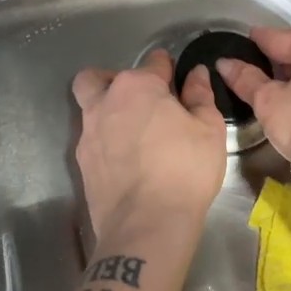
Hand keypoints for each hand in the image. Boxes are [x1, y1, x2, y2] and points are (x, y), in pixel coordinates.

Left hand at [71, 50, 227, 240]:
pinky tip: (125, 159)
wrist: (146, 227)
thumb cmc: (185, 170)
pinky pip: (90, 139)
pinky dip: (105, 140)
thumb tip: (195, 73)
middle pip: (100, 77)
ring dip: (106, 110)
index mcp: (139, 86)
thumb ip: (200, 96)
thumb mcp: (209, 129)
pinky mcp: (82, 163)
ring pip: (88, 107)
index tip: (176, 79)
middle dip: (116, 80)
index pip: (154, 62)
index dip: (167, 68)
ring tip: (132, 132)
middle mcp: (106, 102)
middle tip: (141, 101)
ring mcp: (88, 133)